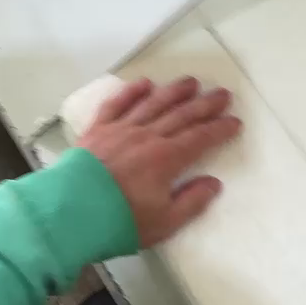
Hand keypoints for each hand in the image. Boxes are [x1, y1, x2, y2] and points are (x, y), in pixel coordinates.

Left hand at [78, 77, 241, 247]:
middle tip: (222, 94)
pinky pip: (117, 104)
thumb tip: (213, 183)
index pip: (200, 138)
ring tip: (190, 82)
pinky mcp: (97, 130)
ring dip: (174, 91)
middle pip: (181, 115)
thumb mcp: (163, 222)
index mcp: (166, 159)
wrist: (71, 212)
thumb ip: (191, 202)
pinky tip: (144, 84)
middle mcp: (147, 137)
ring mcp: (120, 130)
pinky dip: (132, 92)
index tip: (234, 122)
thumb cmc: (119, 221)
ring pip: (152, 104)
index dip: (220, 129)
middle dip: (204, 105)